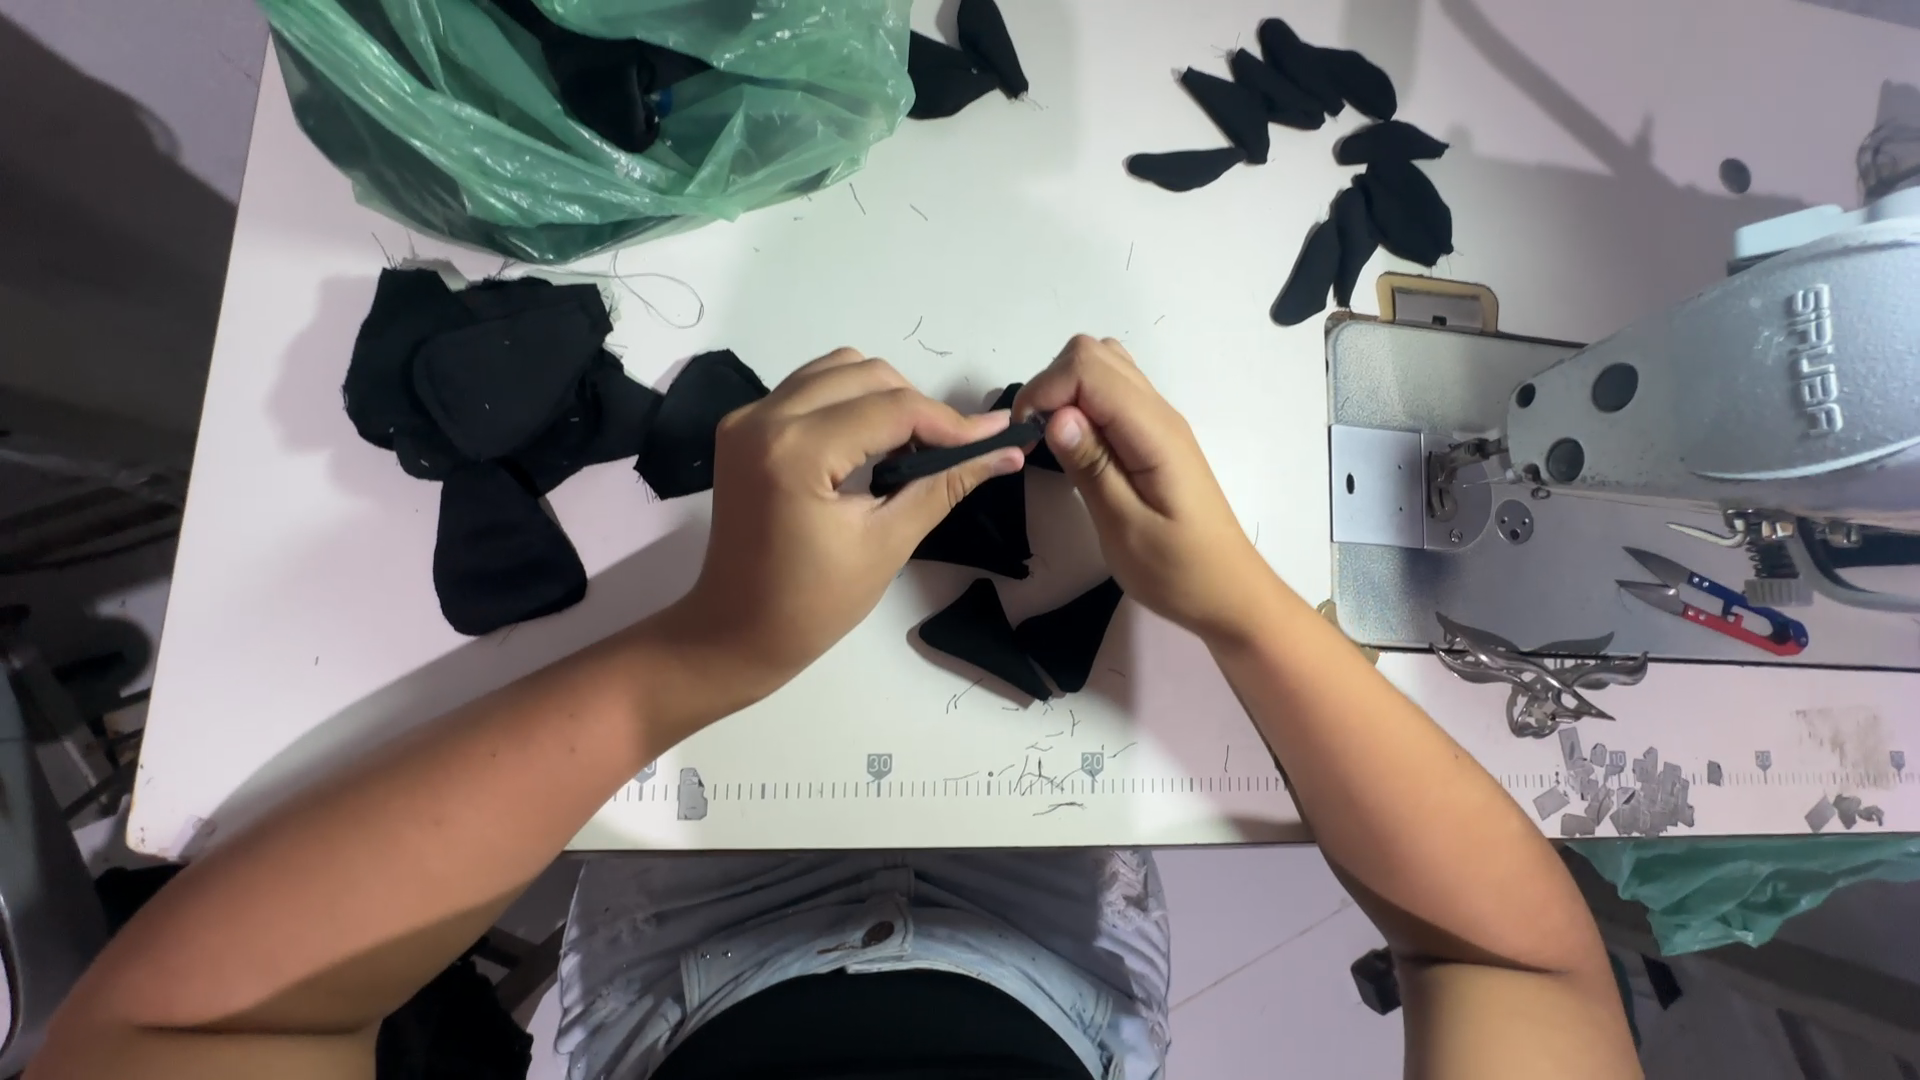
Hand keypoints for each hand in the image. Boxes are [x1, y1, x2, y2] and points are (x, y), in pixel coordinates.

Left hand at [653, 348, 1021, 710]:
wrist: (735, 630)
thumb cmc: (813, 604)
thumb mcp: (888, 543)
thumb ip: (946, 486)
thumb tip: (1007, 451)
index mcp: (796, 451)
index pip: (892, 409)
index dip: (951, 422)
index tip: (996, 436)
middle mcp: (764, 418)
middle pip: (866, 375)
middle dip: (917, 407)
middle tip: (947, 453)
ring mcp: (747, 418)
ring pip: (837, 370)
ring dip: (883, 397)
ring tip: (908, 449)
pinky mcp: (743, 428)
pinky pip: (810, 388)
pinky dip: (850, 403)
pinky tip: (868, 445)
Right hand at [1015, 336, 1281, 642]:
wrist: (1226, 592)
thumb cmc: (1176, 570)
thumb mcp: (1124, 527)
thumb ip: (1092, 466)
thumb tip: (1056, 415)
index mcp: (1152, 431)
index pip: (1088, 368)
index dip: (1046, 391)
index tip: (1028, 439)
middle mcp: (1158, 413)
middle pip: (1094, 355)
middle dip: (1051, 387)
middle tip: (1038, 442)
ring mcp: (1159, 423)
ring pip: (1103, 368)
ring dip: (1066, 394)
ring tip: (1055, 443)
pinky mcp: (1153, 438)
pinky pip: (1113, 396)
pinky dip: (1083, 407)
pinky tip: (1079, 449)